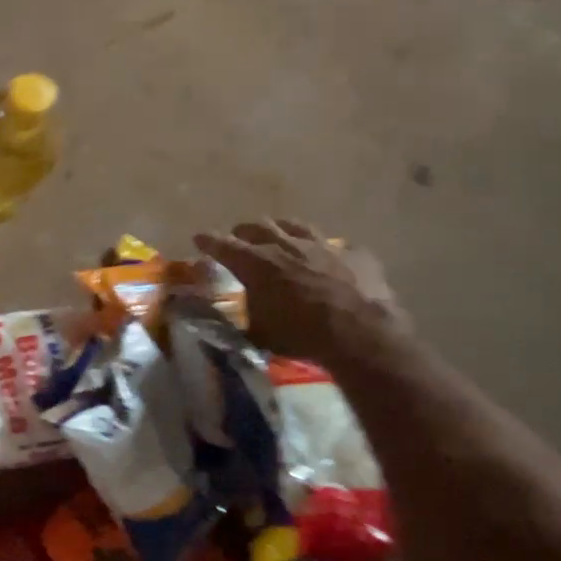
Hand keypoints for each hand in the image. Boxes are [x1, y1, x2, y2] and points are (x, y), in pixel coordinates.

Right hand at [194, 220, 407, 364]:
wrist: (362, 334)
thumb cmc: (300, 334)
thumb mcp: (256, 333)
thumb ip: (236, 321)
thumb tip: (217, 322)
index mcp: (256, 263)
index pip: (222, 244)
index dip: (207, 241)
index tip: (199, 239)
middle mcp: (286, 246)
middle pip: (258, 227)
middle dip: (243, 232)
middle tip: (239, 239)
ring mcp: (323, 245)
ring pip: (295, 226)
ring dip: (281, 230)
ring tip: (278, 236)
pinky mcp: (354, 253)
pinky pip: (335, 245)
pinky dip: (324, 250)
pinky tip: (325, 259)